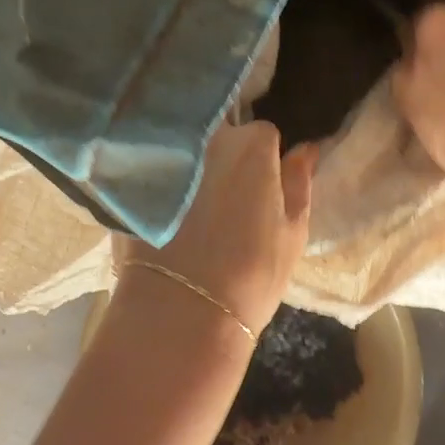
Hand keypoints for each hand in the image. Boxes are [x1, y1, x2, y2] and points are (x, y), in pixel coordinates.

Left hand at [131, 121, 315, 334]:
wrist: (183, 311)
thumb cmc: (252, 275)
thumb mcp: (292, 232)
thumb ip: (298, 181)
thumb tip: (306, 148)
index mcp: (252, 143)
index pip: (263, 135)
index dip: (264, 161)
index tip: (260, 187)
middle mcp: (209, 136)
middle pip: (222, 132)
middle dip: (225, 155)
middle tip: (226, 196)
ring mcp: (170, 152)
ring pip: (188, 147)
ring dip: (194, 164)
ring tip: (197, 205)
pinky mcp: (137, 175)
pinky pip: (157, 166)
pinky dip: (163, 180)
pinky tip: (168, 211)